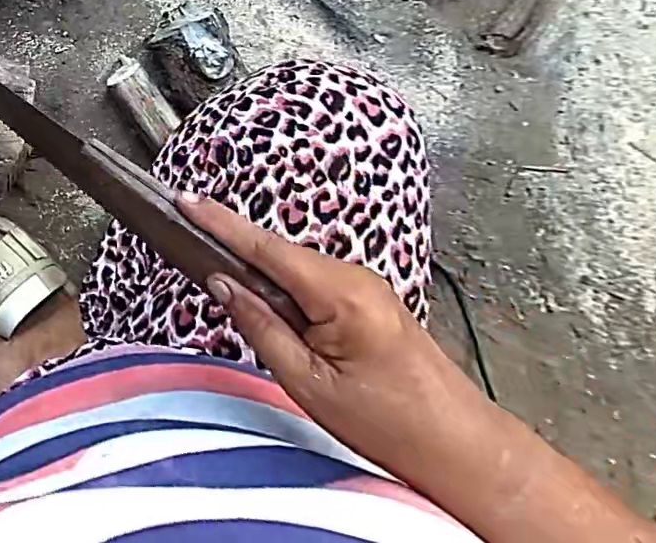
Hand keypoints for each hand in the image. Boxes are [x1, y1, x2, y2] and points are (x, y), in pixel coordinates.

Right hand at [178, 194, 655, 542]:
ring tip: (215, 263)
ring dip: (253, 261)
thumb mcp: (309, 384)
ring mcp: (363, 283)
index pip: (264, 247)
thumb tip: (221, 282)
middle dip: (229, 239)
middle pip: (274, 248)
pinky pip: (306, 274)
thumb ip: (259, 325)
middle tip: (185, 226)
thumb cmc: (395, 429)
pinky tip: (258, 288)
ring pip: (289, 261)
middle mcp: (355, 278)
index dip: (219, 221)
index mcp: (342, 297)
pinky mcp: (364, 295)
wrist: (471, 454)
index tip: (184, 200)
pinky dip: (276, 275)